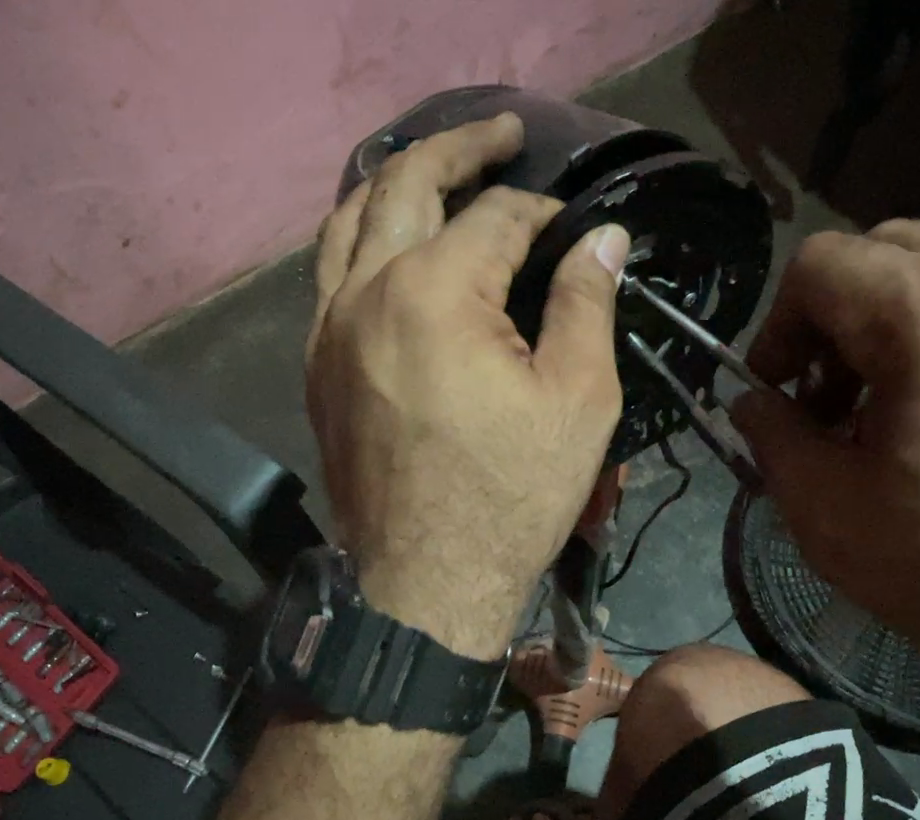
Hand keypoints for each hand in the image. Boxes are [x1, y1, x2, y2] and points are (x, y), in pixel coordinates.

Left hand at [309, 114, 628, 660]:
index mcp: (434, 294)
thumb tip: (602, 237)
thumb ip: (586, 304)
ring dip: (395, 183)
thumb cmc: (511, 498)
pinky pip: (329, 276)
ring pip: (348, 221)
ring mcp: (328, 329)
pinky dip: (360, 241)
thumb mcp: (578, 401)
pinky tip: (391, 247)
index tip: (576, 235)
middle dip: (460, 150)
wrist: (426, 583)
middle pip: (405, 185)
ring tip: (437, 173)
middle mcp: (365, 293)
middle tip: (502, 136)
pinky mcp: (317, 366)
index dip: (544, 213)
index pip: (494, 217)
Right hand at [731, 221, 919, 694]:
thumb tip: (752, 402)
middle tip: (841, 403)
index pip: (819, 263)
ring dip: (911, 324)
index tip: (782, 394)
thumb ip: (774, 442)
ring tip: (917, 413)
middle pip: (891, 251)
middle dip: (844, 319)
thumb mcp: (834, 517)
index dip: (779, 326)